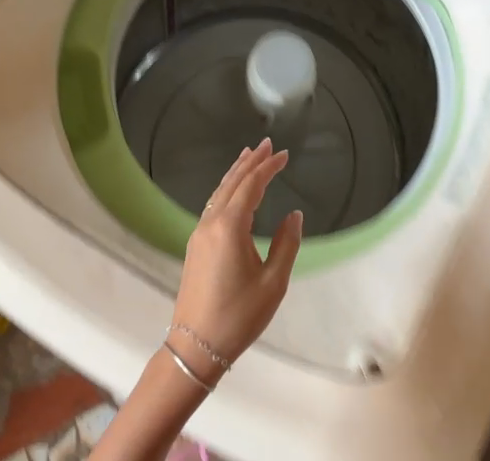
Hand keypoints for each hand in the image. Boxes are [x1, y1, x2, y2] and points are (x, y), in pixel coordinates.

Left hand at [168, 139, 303, 379]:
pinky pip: (212, 205)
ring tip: (249, 156)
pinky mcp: (195, 246)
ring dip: (236, 173)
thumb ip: (287, 243)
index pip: (251, 185)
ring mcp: (199, 234)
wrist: (196, 345)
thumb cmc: (239, 315)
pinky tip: (232, 191)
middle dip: (251, 162)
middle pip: (232, 183)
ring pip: (219, 192)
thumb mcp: (273, 283)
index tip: (284, 154)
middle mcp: (211, 223)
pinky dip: (226, 189)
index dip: (268, 167)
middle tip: (267, 144)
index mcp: (230, 227)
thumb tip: (294, 215)